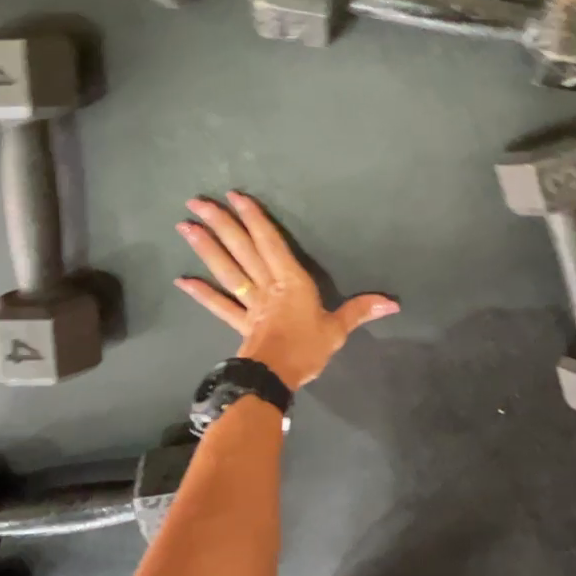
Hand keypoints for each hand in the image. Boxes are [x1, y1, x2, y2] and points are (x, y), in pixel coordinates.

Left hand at [174, 193, 398, 388]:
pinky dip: (200, 292)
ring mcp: (248, 303)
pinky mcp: (238, 323)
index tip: (235, 196)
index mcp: (291, 281)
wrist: (274, 379)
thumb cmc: (306, 349)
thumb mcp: (337, 330)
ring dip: (205, 247)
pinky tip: (182, 280)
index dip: (254, 218)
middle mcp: (266, 285)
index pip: (270, 242)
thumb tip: (393, 303)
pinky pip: (218, 305)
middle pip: (241, 249)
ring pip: (226, 269)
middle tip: (196, 201)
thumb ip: (360, 311)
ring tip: (185, 226)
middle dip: (220, 223)